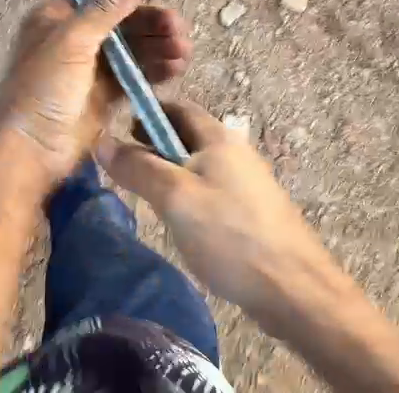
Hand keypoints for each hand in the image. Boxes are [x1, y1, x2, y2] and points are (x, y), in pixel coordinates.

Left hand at [0, 0, 192, 186]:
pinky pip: (134, 75)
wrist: (32, 150)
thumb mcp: (73, 40)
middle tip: (179, 30)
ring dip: (157, 46)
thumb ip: (107, 6)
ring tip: (184, 52)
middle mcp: (73, 37)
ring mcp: (89, 67)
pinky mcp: (104, 95)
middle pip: (119, 20)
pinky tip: (176, 69)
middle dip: (151, 23)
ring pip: (130, 48)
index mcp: (56, 16)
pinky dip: (154, 70)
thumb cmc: (45, 87)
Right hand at [96, 99, 321, 317]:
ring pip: (198, 167)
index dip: (147, 112)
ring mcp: (248, 185)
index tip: (118, 128)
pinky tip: (181, 224)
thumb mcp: (174, 197)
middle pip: (187, 137)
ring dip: (171, 174)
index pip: (177, 107)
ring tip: (147, 197)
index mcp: (218, 138)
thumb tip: (102, 141)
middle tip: (125, 166)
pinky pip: (212, 192)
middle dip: (154, 145)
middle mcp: (235, 153)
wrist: (296, 292)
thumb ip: (137, 167)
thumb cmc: (231, 234)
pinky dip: (190, 197)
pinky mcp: (253, 215)